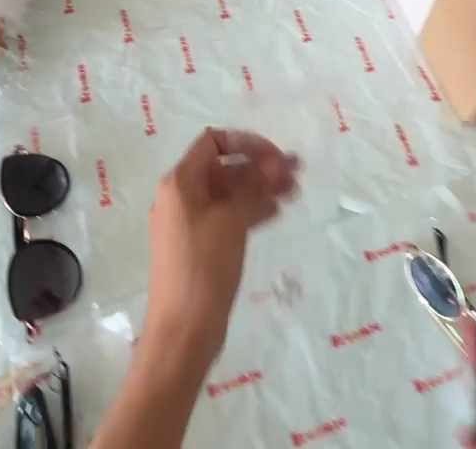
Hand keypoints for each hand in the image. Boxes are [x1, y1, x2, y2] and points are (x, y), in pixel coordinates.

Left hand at [142, 128, 299, 364]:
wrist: (183, 332)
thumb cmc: (204, 268)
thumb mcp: (232, 220)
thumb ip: (255, 185)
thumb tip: (276, 160)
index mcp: (179, 183)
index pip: (213, 142)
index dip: (246, 143)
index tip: (276, 157)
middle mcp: (180, 197)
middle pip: (223, 167)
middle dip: (259, 167)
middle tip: (296, 175)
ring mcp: (188, 222)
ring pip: (228, 192)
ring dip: (259, 188)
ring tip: (294, 194)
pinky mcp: (198, 245)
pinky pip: (226, 215)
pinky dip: (249, 209)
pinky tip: (275, 213)